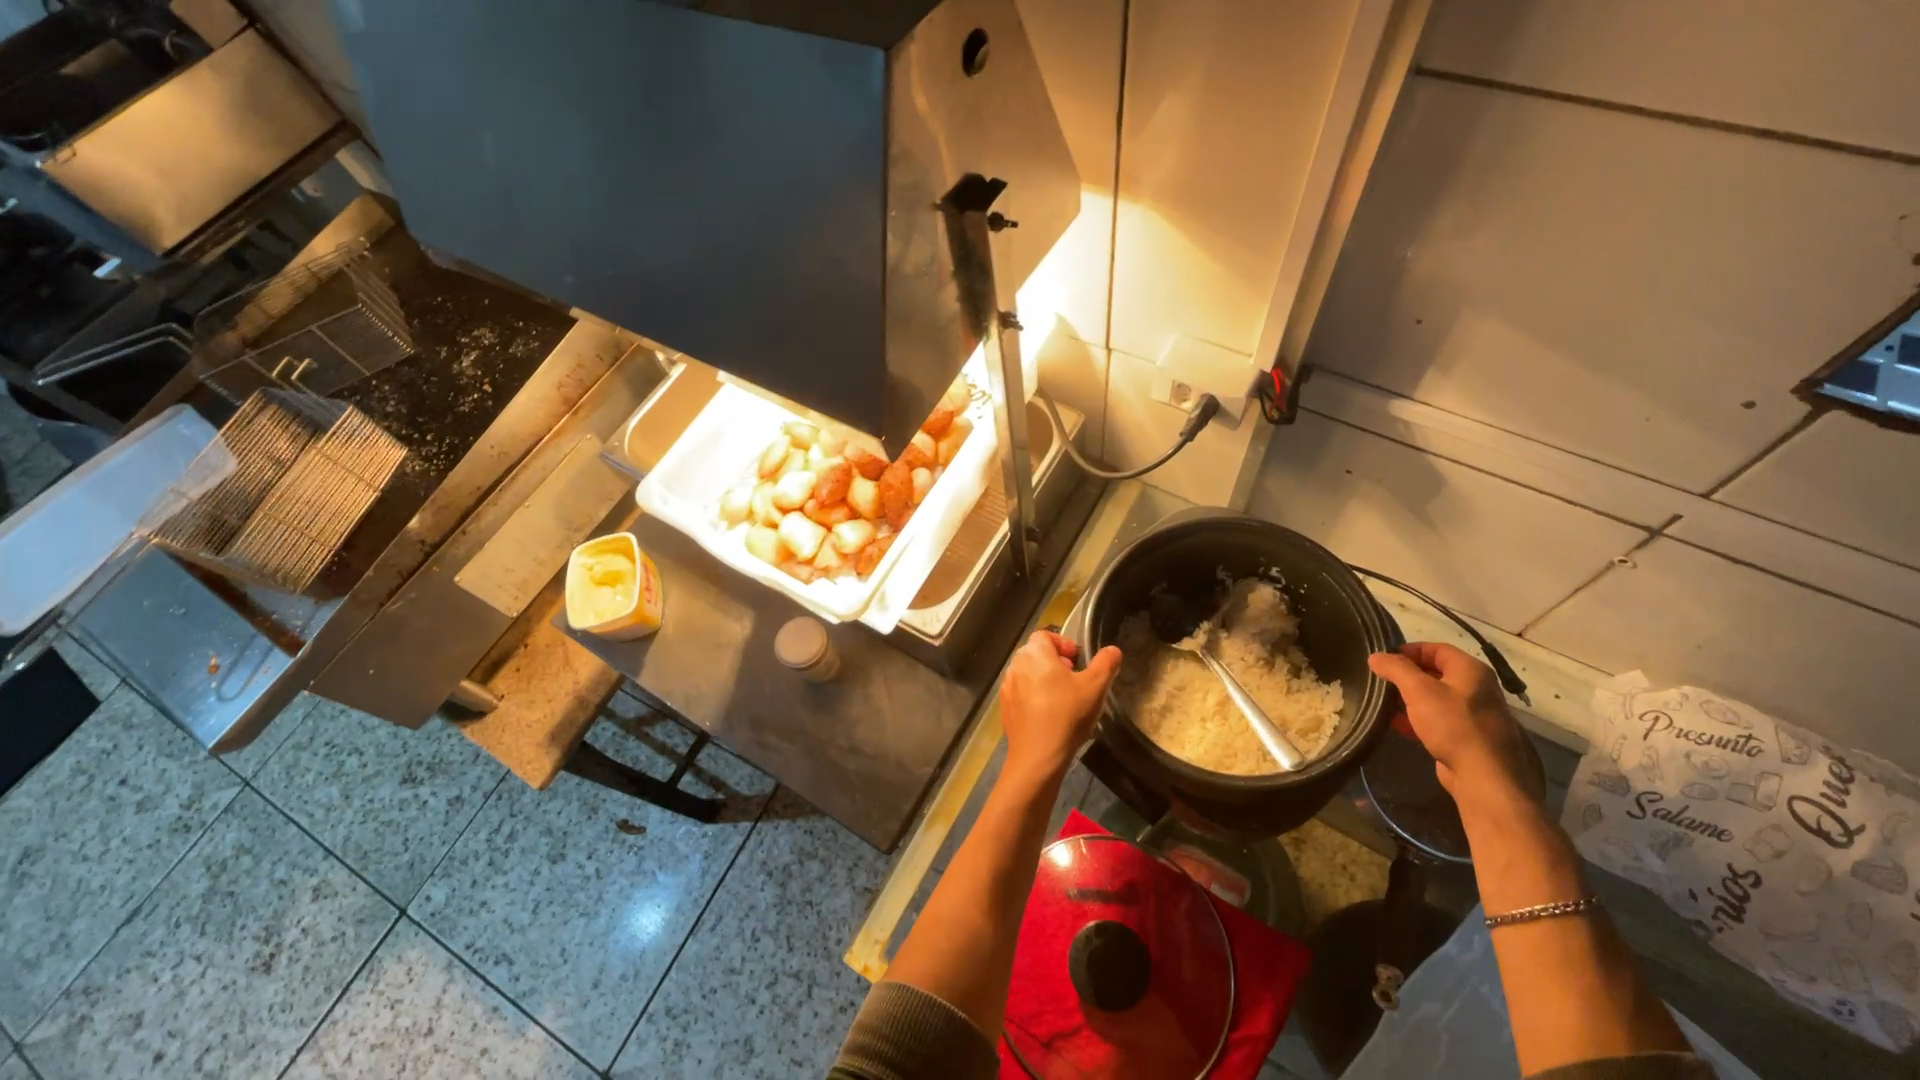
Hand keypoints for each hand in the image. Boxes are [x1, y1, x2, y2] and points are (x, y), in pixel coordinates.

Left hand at [1000, 631, 1120, 780]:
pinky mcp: (1005, 708)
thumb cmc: (1067, 714)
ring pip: (1027, 674)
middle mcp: (1016, 666)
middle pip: (1035, 654)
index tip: (1077, 660)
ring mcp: (1007, 688)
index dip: (1063, 643)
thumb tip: (1113, 650)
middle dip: (1054, 661)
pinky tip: (1048, 715)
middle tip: (1073, 678)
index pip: (1044, 635)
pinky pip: (1020, 693)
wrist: (1038, 755)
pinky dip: (1033, 697)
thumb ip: (1106, 663)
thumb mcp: (1096, 687)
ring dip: (1043, 679)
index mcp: (1035, 654)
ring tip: (1062, 697)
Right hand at [1368, 642, 1540, 813]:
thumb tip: (1375, 656)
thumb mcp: (1419, 691)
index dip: (1408, 650)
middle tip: (1381, 682)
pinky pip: (1439, 720)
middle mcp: (1476, 688)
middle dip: (1406, 676)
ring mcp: (1473, 714)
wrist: (1484, 776)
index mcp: (1470, 670)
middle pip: (1436, 673)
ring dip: (1409, 699)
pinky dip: (1418, 719)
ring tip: (1384, 704)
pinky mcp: (1467, 737)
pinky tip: (1399, 726)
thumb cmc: (1453, 725)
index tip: (1383, 660)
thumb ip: (1396, 669)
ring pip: (1435, 698)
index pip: (1436, 648)